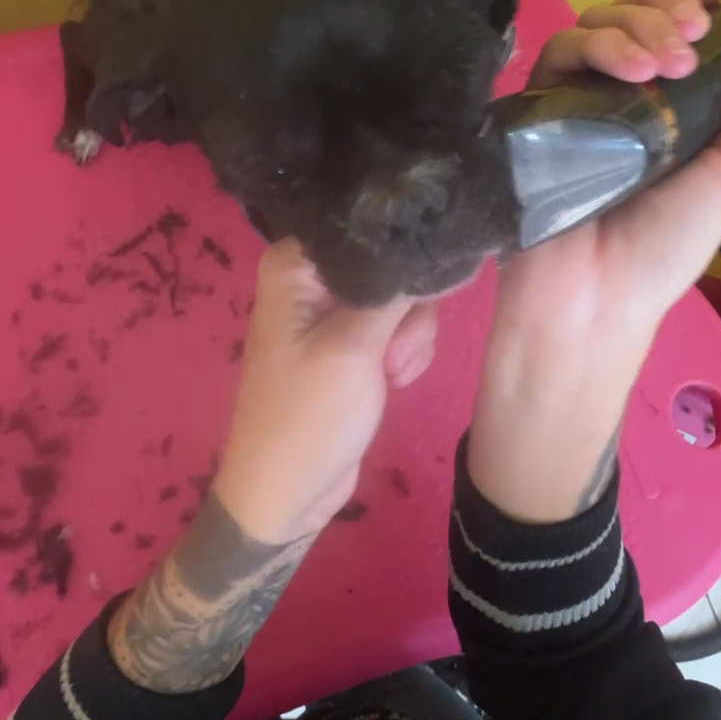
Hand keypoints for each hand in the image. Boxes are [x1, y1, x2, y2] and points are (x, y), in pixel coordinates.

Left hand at [213, 238, 438, 544]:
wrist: (290, 493)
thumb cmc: (308, 416)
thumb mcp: (355, 348)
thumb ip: (395, 292)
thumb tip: (430, 240)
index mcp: (296, 264)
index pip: (363, 226)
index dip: (400, 250)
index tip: (421, 288)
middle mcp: (311, 277)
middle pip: (389, 262)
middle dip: (405, 310)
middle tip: (394, 353)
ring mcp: (332, 309)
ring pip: (401, 295)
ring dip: (409, 337)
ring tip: (391, 374)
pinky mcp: (352, 338)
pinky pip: (398, 324)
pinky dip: (406, 352)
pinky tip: (393, 381)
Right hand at [469, 0, 720, 522]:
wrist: (593, 297)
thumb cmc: (665, 247)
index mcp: (669, 105)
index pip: (672, 28)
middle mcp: (620, 94)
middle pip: (630, 15)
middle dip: (664, 8)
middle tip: (691, 37)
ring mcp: (575, 101)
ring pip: (593, 26)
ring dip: (634, 25)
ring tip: (666, 61)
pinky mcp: (537, 111)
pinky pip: (558, 57)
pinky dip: (596, 47)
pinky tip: (629, 69)